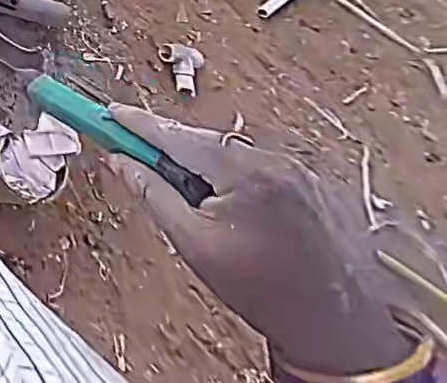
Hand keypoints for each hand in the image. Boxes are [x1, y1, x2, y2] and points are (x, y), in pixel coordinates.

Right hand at [104, 107, 411, 374]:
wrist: (338, 333)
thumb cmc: (265, 291)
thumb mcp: (192, 242)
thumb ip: (150, 192)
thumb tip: (117, 160)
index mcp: (248, 174)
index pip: (175, 136)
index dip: (136, 123)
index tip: (107, 113)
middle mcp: (276, 162)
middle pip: (199, 139)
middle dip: (165, 146)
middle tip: (131, 153)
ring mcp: (296, 170)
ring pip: (222, 149)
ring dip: (195, 160)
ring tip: (185, 194)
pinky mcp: (306, 181)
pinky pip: (248, 161)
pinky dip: (223, 169)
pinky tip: (215, 197)